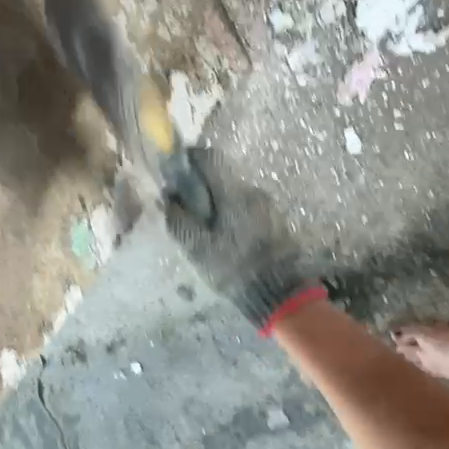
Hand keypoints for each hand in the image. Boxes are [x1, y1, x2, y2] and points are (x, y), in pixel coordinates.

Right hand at [163, 150, 325, 333]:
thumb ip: (179, 219)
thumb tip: (168, 197)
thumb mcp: (198, 248)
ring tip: (206, 229)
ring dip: (218, 202)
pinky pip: (248, 207)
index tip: (175, 174)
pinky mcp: (276, 220)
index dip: (189, 159)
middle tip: (186, 208)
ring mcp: (268, 205)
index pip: (210, 157)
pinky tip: (227, 238)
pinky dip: (233, 214)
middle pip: (223, 175)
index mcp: (233, 192)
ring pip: (235, 193)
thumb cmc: (235, 268)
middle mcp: (253, 191)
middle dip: (202, 186)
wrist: (281, 292)